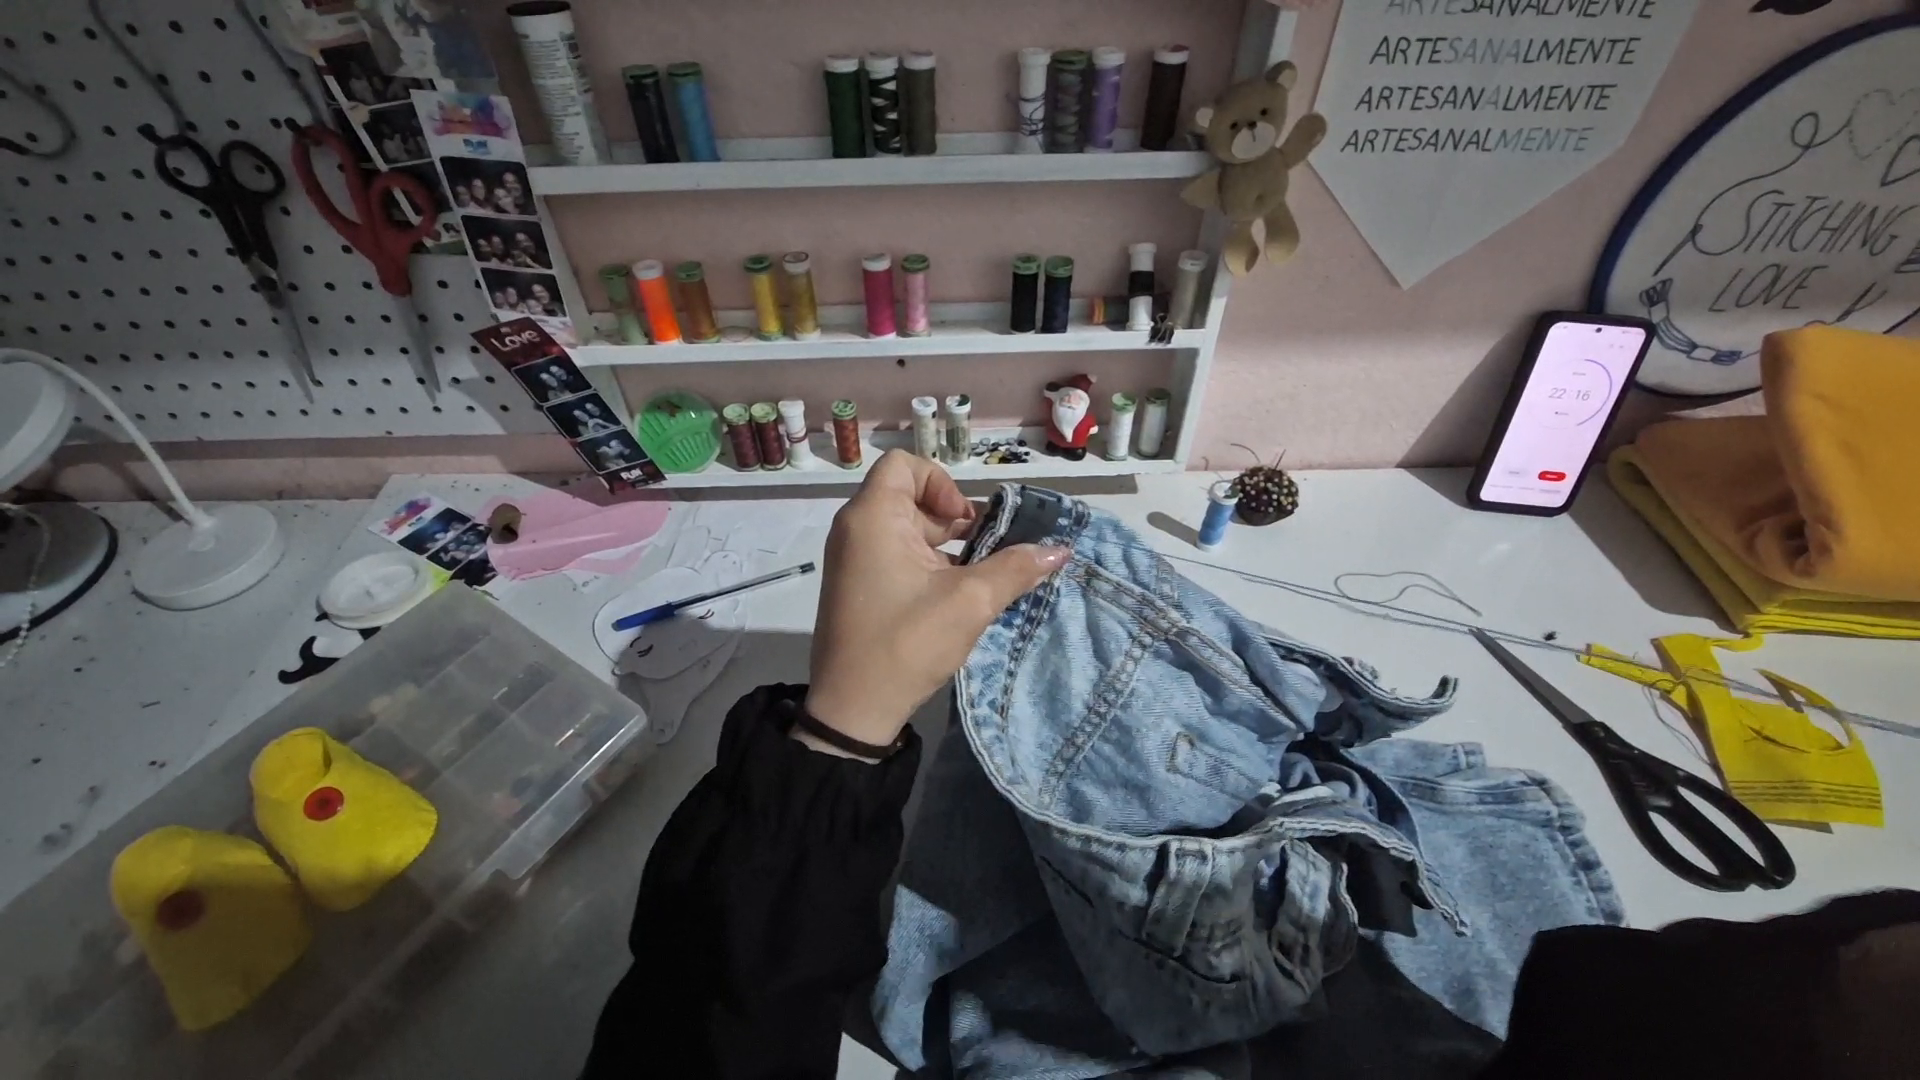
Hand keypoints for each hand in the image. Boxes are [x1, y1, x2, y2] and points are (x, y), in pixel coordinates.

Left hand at [806, 451, 1067, 747]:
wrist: (853, 710)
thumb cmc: (907, 643)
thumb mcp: (969, 602)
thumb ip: (1015, 568)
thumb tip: (1059, 550)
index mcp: (872, 518)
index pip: (905, 465)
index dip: (942, 483)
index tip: (964, 523)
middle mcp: (856, 529)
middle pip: (911, 497)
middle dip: (954, 519)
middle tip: (985, 553)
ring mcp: (854, 559)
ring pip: (908, 529)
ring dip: (946, 546)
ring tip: (978, 578)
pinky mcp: (859, 585)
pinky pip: (897, 555)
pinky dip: (928, 565)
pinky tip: (956, 597)